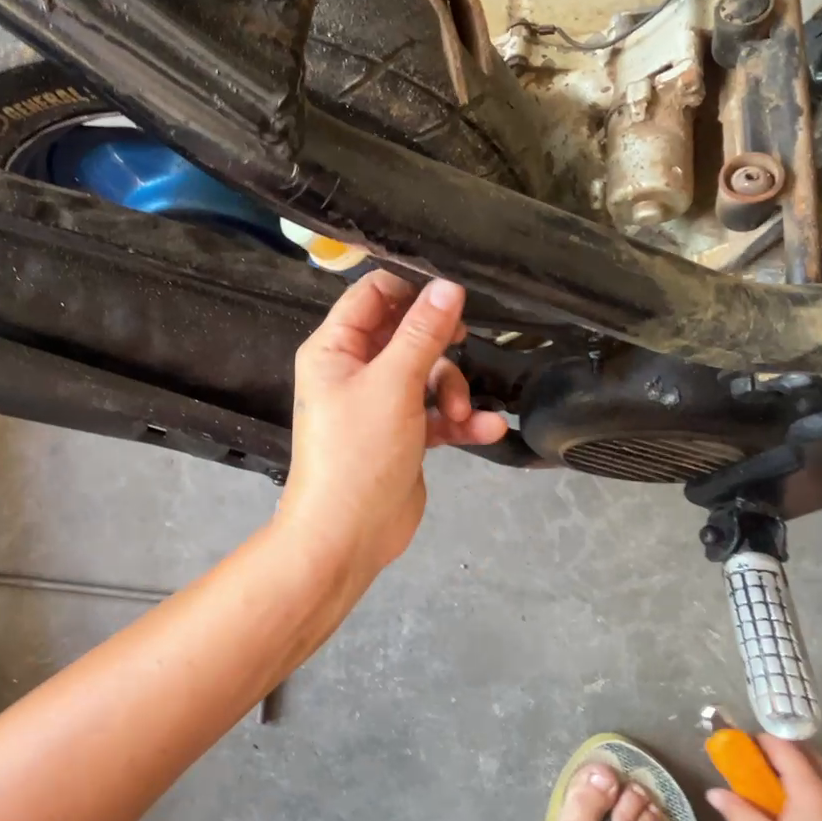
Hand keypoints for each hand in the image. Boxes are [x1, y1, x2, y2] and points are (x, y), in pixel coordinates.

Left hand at [274, 271, 507, 573]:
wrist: (347, 534)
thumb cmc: (358, 451)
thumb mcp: (393, 384)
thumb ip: (422, 333)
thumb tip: (447, 285)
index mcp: (334, 348)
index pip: (371, 295)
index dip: (410, 290)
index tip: (451, 295)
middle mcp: (353, 370)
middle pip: (406, 334)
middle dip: (439, 345)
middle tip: (463, 345)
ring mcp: (379, 404)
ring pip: (427, 374)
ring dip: (453, 389)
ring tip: (461, 412)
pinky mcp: (402, 435)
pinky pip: (436, 413)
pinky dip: (459, 420)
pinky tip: (487, 430)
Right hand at [708, 736, 821, 820]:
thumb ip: (740, 814)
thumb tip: (713, 792)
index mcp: (813, 791)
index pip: (785, 747)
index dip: (761, 741)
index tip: (741, 747)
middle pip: (808, 753)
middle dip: (782, 751)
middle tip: (757, 764)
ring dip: (801, 766)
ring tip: (778, 784)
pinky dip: (817, 783)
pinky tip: (804, 807)